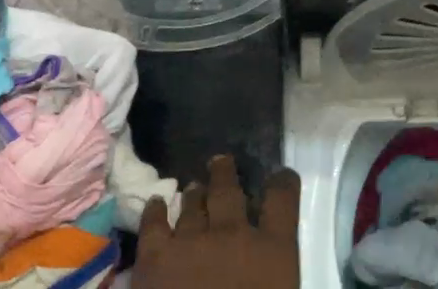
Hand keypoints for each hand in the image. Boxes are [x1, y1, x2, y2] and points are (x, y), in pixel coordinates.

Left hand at [135, 156, 300, 288]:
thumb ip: (278, 274)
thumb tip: (276, 269)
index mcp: (273, 250)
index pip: (283, 198)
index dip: (282, 183)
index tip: (281, 177)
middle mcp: (234, 232)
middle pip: (229, 190)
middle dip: (225, 174)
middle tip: (220, 162)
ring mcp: (191, 240)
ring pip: (193, 203)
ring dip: (194, 194)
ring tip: (192, 187)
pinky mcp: (155, 256)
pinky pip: (154, 223)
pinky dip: (156, 210)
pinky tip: (156, 204)